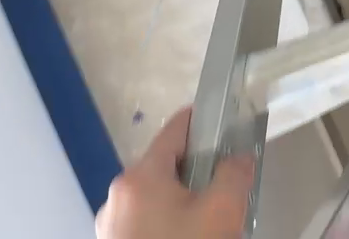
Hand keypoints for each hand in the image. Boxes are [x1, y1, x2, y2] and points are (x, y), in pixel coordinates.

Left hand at [95, 108, 254, 238]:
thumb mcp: (223, 210)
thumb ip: (236, 171)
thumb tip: (238, 157)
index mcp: (139, 176)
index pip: (177, 128)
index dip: (207, 121)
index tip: (231, 127)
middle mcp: (117, 196)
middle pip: (167, 164)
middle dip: (198, 169)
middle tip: (225, 185)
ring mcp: (109, 228)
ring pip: (156, 195)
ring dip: (184, 198)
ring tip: (211, 219)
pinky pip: (146, 222)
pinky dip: (168, 222)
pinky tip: (191, 237)